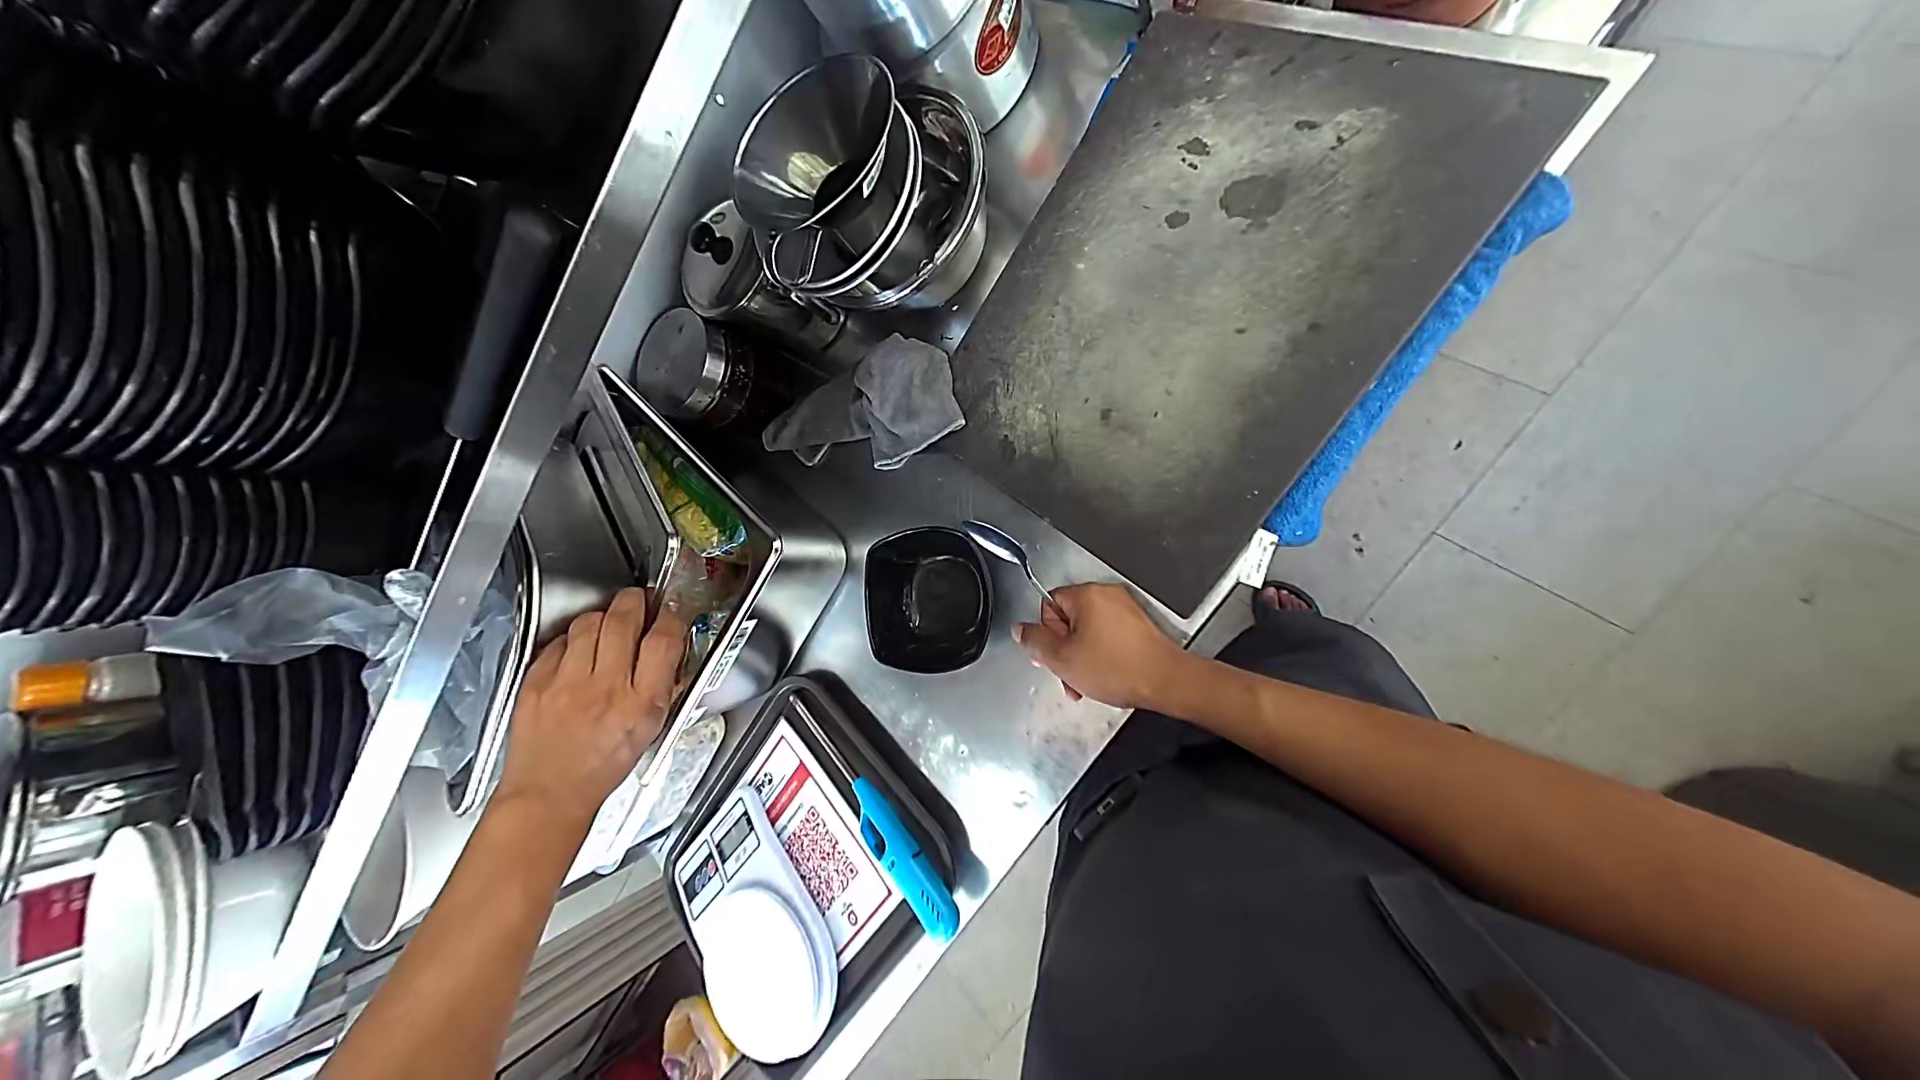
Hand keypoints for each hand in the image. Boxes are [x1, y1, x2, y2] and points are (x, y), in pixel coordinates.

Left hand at [494, 587, 686, 828]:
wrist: (549, 792)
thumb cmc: (602, 765)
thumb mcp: (651, 729)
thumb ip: (664, 686)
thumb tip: (672, 649)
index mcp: (641, 703)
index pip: (663, 641)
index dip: (671, 617)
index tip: (671, 613)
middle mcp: (605, 689)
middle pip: (623, 619)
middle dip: (635, 601)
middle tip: (639, 601)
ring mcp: (567, 684)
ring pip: (589, 623)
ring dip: (603, 616)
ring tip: (608, 624)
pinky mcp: (536, 683)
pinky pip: (559, 642)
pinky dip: (572, 639)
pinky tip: (579, 649)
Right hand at [1014, 583, 1189, 709]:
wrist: (1165, 681)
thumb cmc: (1120, 668)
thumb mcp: (1061, 659)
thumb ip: (1034, 641)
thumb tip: (1021, 630)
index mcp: (1086, 595)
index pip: (1048, 604)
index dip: (1047, 633)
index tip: (1054, 653)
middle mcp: (1107, 595)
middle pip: (1068, 619)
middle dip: (1065, 648)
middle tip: (1070, 670)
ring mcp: (1125, 610)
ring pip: (1087, 631)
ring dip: (1082, 655)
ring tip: (1089, 679)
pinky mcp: (1137, 626)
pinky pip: (1108, 636)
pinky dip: (1102, 654)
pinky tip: (1106, 675)